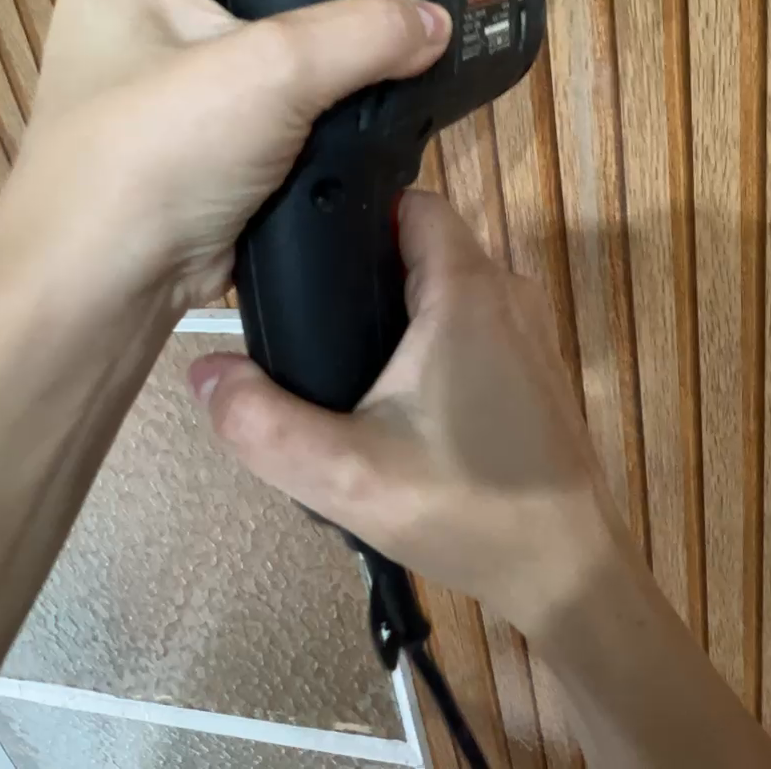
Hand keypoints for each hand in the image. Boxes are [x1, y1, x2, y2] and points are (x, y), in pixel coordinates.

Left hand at [0, 0, 450, 307]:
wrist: (105, 281)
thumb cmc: (157, 151)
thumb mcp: (266, 71)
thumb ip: (361, 33)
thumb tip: (434, 23)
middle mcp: (145, 6)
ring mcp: (176, 76)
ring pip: (269, 27)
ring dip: (331, 24)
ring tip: (400, 23)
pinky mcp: (208, 134)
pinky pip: (279, 90)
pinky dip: (326, 85)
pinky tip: (375, 91)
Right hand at [187, 191, 629, 630]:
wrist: (565, 565)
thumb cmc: (466, 508)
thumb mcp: (346, 474)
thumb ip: (262, 423)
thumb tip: (205, 373)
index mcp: (468, 289)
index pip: (414, 205)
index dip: (361, 218)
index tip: (314, 258)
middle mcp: (508, 291)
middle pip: (426, 246)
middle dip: (370, 273)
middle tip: (317, 324)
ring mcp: (530, 328)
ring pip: (451, 287)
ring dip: (402, 311)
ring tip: (350, 362)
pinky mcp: (536, 365)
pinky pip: (476, 322)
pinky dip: (436, 337)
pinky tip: (404, 395)